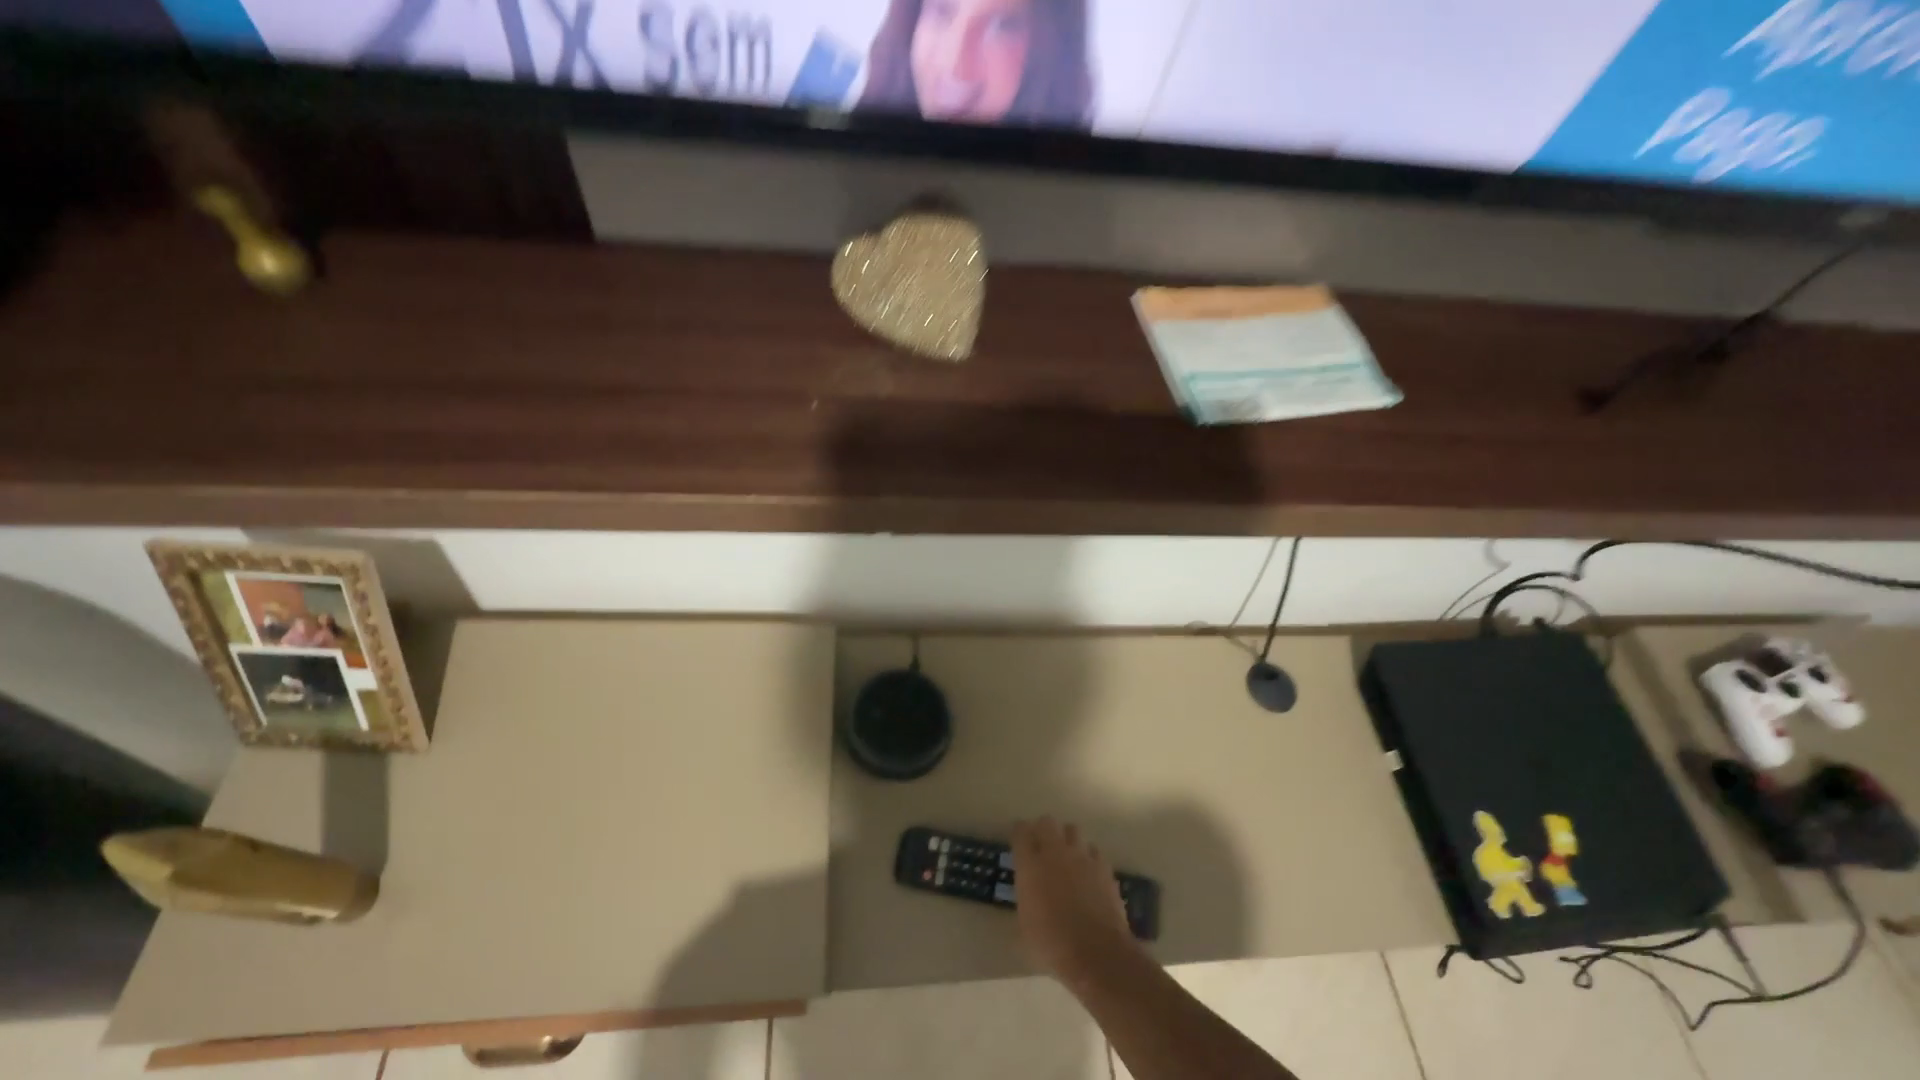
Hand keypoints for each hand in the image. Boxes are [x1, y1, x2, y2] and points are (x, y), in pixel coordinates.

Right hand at [1011, 817, 1139, 988]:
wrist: (1096, 952)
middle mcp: (1056, 853)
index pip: (1021, 832)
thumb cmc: (1051, 943)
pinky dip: (1088, 857)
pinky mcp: (1105, 868)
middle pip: (1048, 823)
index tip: (1019, 839)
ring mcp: (1083, 858)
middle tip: (1041, 844)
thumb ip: (1026, 897)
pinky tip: (1088, 873)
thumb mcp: (1025, 923)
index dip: (1019, 833)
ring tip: (1067, 856)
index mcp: (1030, 865)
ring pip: (1073, 831)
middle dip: (1043, 829)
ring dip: (1067, 840)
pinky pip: (1094, 851)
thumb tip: (1030, 891)